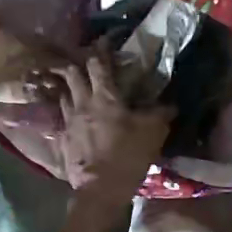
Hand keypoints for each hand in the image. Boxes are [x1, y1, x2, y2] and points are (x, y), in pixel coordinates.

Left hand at [55, 53, 170, 205]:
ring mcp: (68, 121)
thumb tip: (170, 104)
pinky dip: (66, 113)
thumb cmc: (128, 156)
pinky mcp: (62, 139)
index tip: (105, 41)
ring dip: (70, 88)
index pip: (98, 63)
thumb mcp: (152, 133)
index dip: (101, 49)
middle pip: (72, 74)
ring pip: (63, 94)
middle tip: (87, 65)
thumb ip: (160, 114)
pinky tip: (72, 118)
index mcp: (105, 97)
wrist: (99, 190)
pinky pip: (61, 118)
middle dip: (78, 65)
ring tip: (77, 89)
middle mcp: (82, 103)